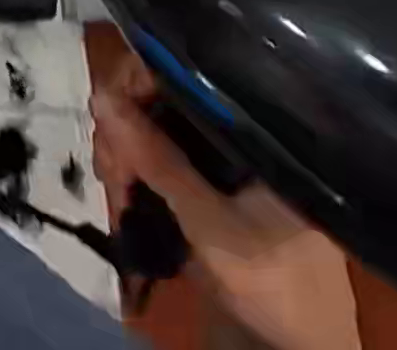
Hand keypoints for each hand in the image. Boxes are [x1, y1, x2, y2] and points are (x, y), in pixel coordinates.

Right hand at [91, 67, 359, 349]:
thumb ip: (158, 160)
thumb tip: (100, 96)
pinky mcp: (199, 169)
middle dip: (122, 125)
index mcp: (254, 127)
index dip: (138, 81)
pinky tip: (119, 184)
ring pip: (147, 119)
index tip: (108, 115)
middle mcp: (233, 125)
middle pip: (158, 93)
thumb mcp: (211, 223)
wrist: (296, 348)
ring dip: (119, 147)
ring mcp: (214, 147)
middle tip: (110, 170)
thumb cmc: (272, 282)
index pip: (184, 73)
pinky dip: (128, 161)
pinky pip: (150, 145)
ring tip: (114, 187)